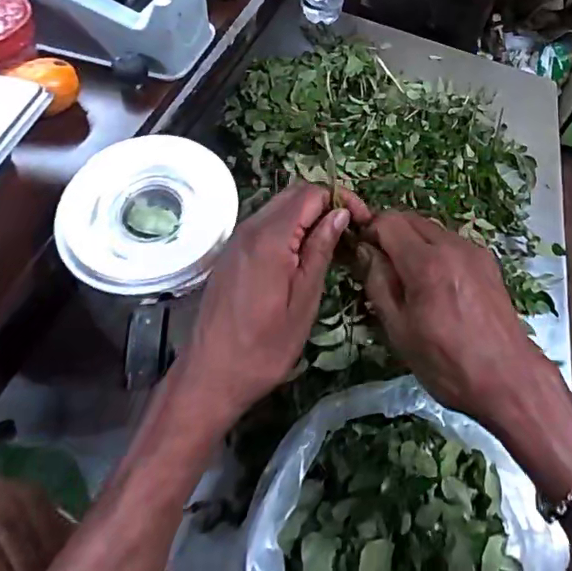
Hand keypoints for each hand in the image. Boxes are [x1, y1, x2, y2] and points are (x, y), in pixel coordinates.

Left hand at [174, 181, 364, 421]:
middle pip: (295, 192)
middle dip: (327, 202)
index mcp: (270, 238)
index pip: (312, 193)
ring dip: (309, 213)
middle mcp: (250, 229)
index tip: (362, 221)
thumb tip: (339, 214)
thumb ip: (320, 251)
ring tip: (332, 241)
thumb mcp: (303, 302)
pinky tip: (303, 253)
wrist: (208, 378)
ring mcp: (237, 239)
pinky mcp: (232, 253)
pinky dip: (290, 225)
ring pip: (280, 205)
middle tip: (351, 229)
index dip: (342, 199)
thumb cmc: (263, 348)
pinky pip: (266, 223)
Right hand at [354, 210, 559, 428]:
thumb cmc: (445, 363)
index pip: (389, 222)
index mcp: (426, 263)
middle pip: (411, 219)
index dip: (370, 231)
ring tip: (409, 279)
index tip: (362, 252)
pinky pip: (452, 242)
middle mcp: (451, 246)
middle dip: (391, 234)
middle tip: (381, 265)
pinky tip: (436, 283)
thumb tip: (365, 251)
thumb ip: (379, 283)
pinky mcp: (487, 260)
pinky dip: (436, 251)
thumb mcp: (399, 330)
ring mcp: (473, 250)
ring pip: (432, 229)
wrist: (507, 377)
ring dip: (414, 241)